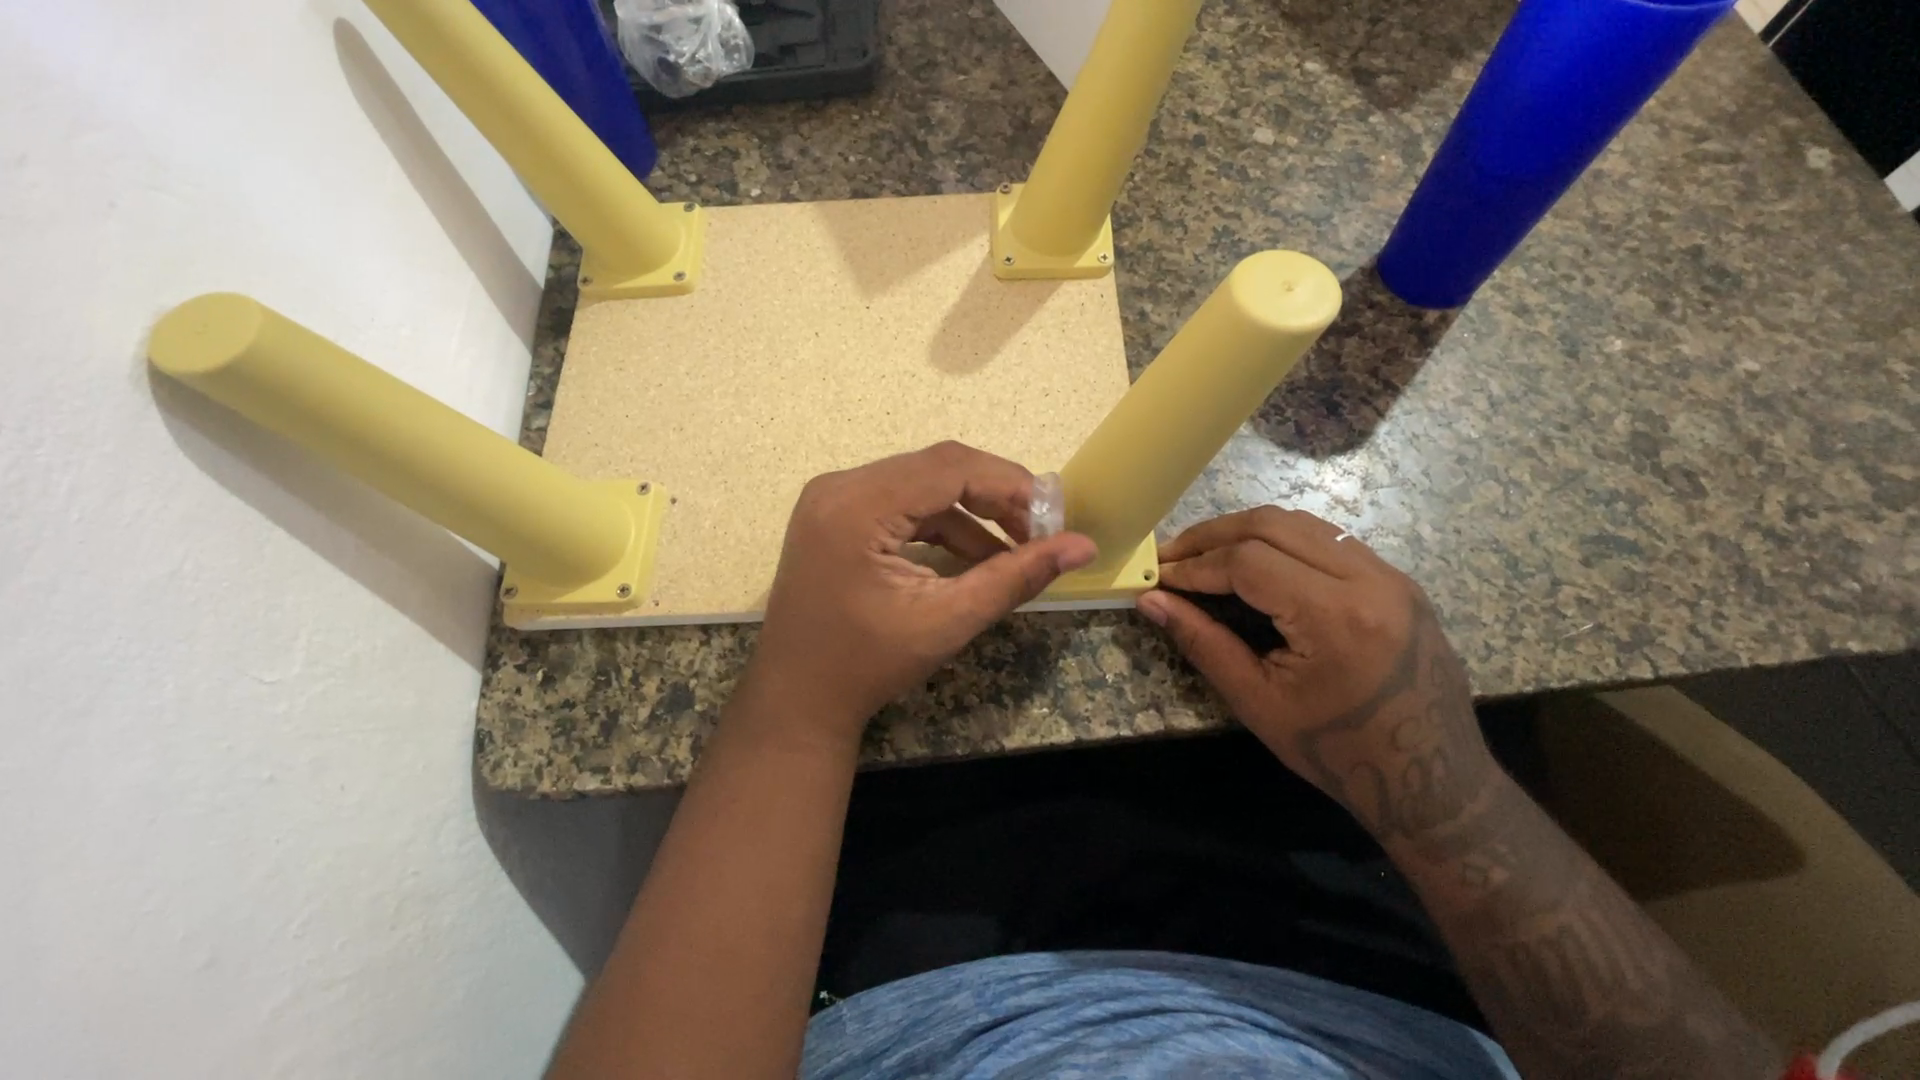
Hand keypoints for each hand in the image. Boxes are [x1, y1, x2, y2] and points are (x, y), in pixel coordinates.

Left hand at [742, 442, 1098, 748]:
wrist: (797, 699)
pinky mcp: (836, 516)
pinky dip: (942, 525)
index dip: (1010, 484)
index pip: (949, 467)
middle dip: (995, 497)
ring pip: (921, 484)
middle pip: (936, 468)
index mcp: (857, 505)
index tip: (1054, 517)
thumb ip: (1015, 577)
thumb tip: (1083, 547)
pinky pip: (901, 503)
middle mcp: (840, 487)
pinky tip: (975, 556)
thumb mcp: (947, 621)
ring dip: (971, 512)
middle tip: (1041, 533)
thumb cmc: (867, 666)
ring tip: (1017, 549)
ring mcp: (833, 499)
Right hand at [1136, 507, 1495, 846]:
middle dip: (1214, 535)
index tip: (1159, 576)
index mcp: (1336, 617)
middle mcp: (1370, 580)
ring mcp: (1391, 576)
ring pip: (1304, 524)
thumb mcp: (1258, 701)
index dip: (1196, 565)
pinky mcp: (1398, 582)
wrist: (1431, 777)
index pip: (1248, 561)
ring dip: (1248, 531)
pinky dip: (1284, 542)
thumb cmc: (1335, 751)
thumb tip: (1151, 601)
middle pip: (1274, 524)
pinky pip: (1330, 540)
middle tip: (1173, 555)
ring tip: (1207, 556)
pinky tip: (1256, 565)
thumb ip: (1203, 642)